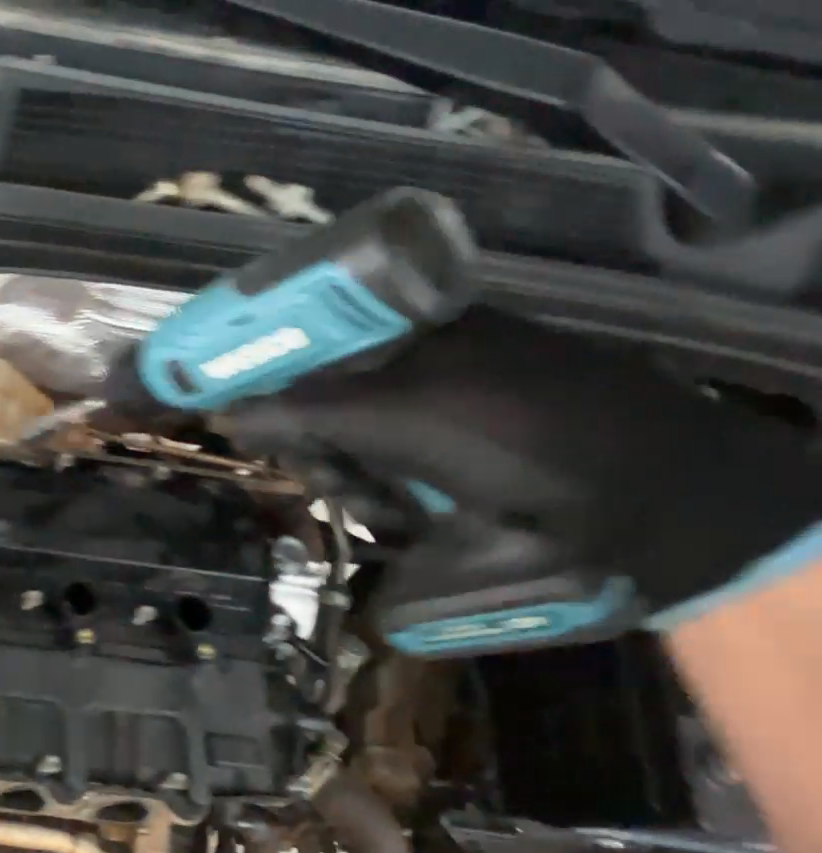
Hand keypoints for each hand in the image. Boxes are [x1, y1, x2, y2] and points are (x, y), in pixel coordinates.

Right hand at [221, 306, 821, 625]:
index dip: (257, 362)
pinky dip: (377, 502)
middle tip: (319, 468)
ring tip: (384, 506)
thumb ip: (301, 411)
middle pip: (314, 401)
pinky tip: (404, 517)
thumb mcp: (396, 413)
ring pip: (341, 448)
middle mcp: (412, 367)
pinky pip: (376, 480)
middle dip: (309, 444)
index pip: (302, 336)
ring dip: (346, 483)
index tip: (217, 393)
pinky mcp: (442, 466)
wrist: (640, 502)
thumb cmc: (510, 431)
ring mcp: (429, 419)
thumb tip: (220, 411)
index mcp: (406, 329)